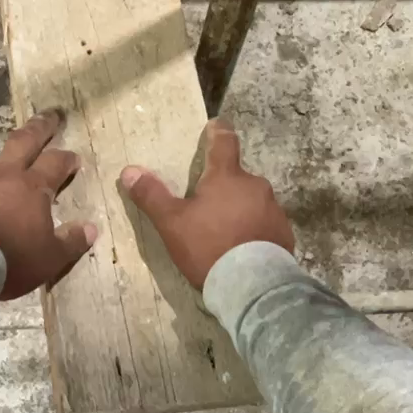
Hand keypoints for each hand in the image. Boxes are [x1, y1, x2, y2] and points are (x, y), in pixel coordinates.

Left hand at [0, 110, 97, 300]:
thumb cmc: (9, 260)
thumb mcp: (49, 259)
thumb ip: (70, 242)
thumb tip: (90, 228)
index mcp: (32, 188)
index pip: (55, 163)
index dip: (66, 159)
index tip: (74, 158)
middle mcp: (2, 176)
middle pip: (24, 142)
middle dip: (39, 128)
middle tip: (49, 115)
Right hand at [118, 118, 293, 288]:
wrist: (251, 285)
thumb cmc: (208, 247)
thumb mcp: (172, 224)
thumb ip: (152, 196)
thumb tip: (129, 171)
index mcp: (226, 177)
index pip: (224, 143)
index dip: (217, 133)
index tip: (214, 127)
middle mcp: (255, 185)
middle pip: (237, 178)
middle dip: (223, 186)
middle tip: (206, 205)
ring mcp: (273, 209)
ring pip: (252, 201)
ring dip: (239, 210)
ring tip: (223, 233)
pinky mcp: (284, 233)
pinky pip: (265, 224)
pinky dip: (253, 230)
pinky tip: (242, 249)